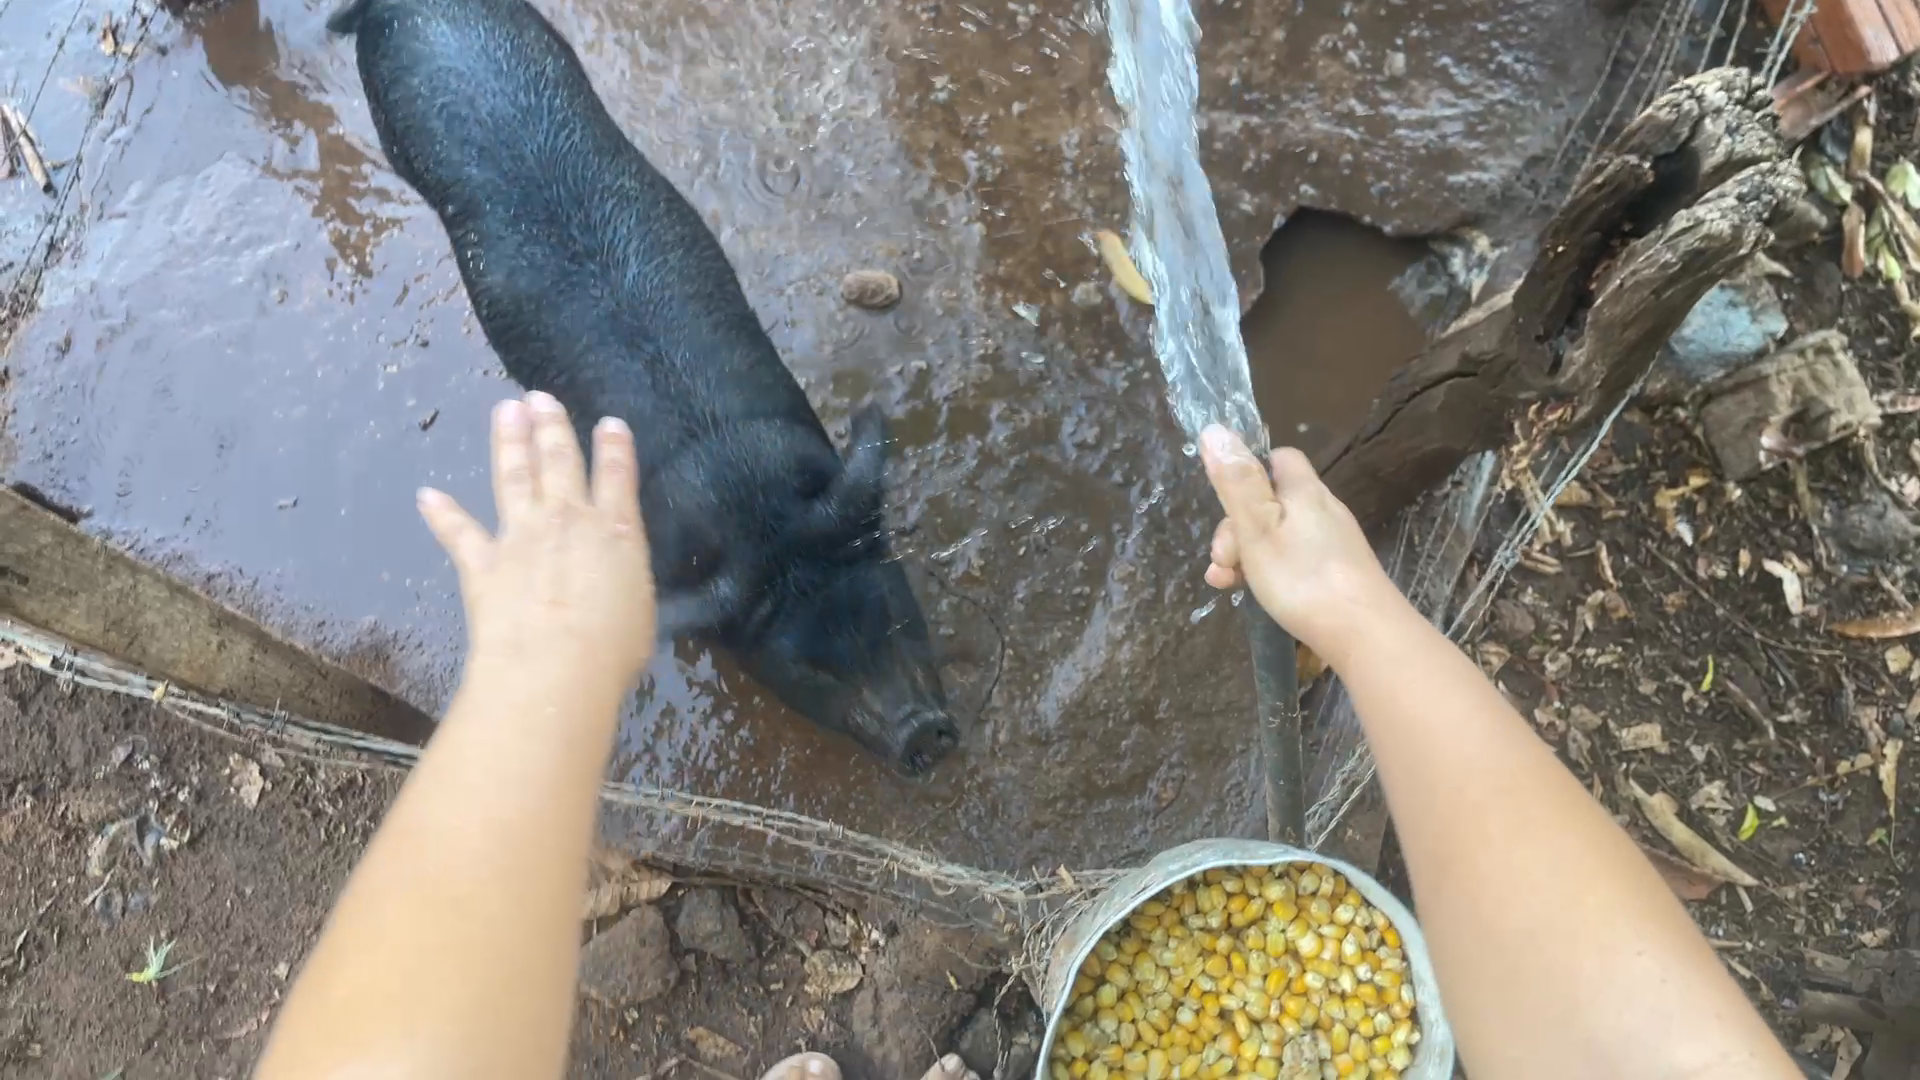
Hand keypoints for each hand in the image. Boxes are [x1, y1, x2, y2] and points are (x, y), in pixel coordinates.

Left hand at [417, 392, 656, 699]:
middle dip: (552, 428)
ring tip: (506, 411)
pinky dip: (443, 514)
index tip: (610, 422)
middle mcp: (570, 521)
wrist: (554, 669)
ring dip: (510, 443)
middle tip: (540, 397)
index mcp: (617, 531)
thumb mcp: (639, 604)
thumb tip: (614, 571)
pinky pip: (460, 533)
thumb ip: (624, 575)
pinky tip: (428, 495)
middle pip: (561, 463)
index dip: (615, 447)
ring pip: (515, 477)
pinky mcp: (483, 563)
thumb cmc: (615, 645)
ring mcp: (522, 537)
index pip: (618, 477)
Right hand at [1198, 425, 1405, 663]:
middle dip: (1235, 528)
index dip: (1249, 471)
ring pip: (1275, 536)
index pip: (1278, 458)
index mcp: (1304, 491)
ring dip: (1244, 555)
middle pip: (1268, 503)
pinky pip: (1291, 560)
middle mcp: (1321, 510)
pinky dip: (1266, 572)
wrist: (1364, 633)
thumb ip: (1235, 481)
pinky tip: (1254, 594)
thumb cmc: (1302, 576)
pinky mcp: (1335, 573)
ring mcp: (1331, 543)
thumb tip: (1214, 429)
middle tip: (1223, 559)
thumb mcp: (1256, 526)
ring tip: (1226, 583)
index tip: (1227, 499)